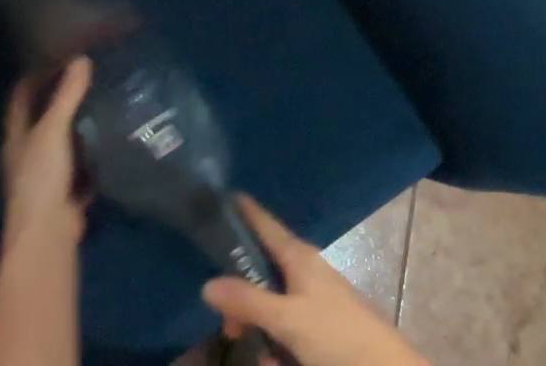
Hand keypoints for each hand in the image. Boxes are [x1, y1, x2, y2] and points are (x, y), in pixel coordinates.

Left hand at [0, 57, 93, 246]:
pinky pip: (81, 168)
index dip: (33, 76)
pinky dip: (93, 156)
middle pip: (41, 119)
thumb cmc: (41, 176)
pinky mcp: (65, 194)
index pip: (20, 97)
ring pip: (62, 143)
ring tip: (102, 102)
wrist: (48, 234)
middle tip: (86, 76)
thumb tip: (82, 59)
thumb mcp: (53, 130)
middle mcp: (26, 154)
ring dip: (78, 126)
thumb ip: (67, 95)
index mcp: (15, 136)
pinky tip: (111, 142)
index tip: (56, 56)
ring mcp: (45, 176)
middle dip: (60, 100)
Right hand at [203, 196, 430, 365]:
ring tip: (265, 360)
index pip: (265, 224)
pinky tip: (280, 365)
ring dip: (261, 333)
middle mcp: (304, 272)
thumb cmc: (339, 336)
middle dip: (242, 302)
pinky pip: (287, 331)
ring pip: (271, 308)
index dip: (243, 210)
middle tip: (230, 329)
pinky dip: (279, 349)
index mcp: (299, 257)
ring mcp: (313, 300)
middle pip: (260, 273)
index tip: (221, 196)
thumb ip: (248, 302)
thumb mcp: (288, 319)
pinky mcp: (321, 328)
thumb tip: (207, 284)